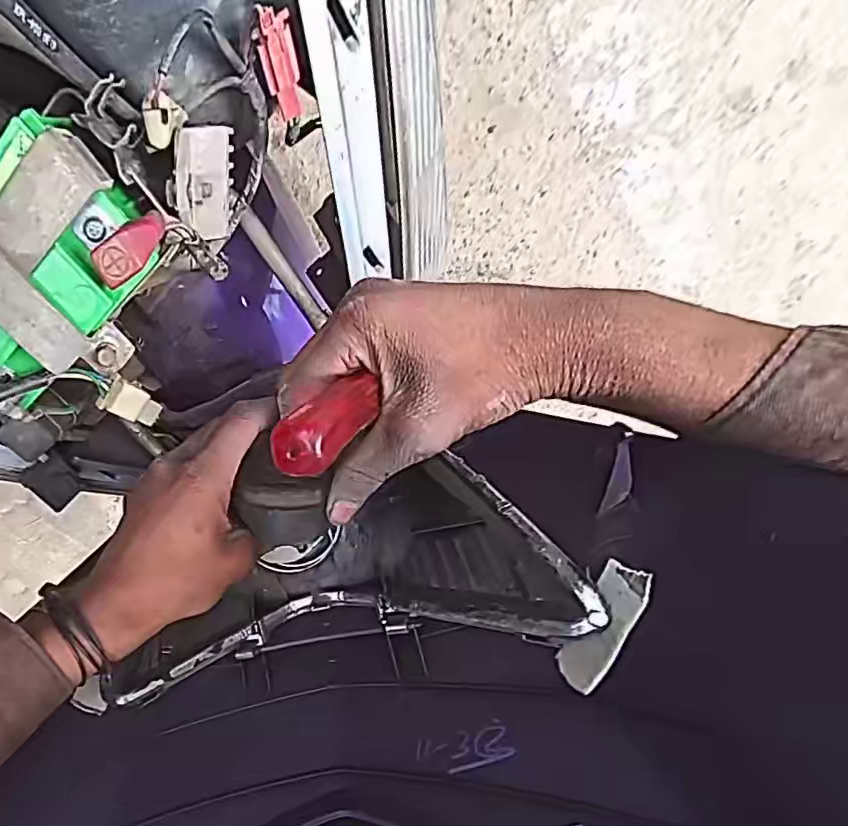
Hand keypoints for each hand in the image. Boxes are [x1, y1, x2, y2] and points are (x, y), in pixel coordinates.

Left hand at [42, 400, 273, 673]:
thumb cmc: (163, 585)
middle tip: (273, 436)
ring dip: (223, 445)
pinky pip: (179, 462)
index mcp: (200, 478)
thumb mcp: (232, 564)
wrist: (120, 599)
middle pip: (218, 425)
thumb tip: (259, 528)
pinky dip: (202, 465)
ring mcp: (155, 475)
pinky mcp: (145, 489)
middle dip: (248, 425)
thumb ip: (255, 536)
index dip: (267, 410)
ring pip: (196, 442)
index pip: (239, 422)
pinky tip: (215, 486)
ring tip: (248, 461)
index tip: (283, 411)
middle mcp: (173, 467)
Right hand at [277, 280, 788, 521]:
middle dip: (331, 419)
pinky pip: (361, 362)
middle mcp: (362, 305)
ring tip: (388, 420)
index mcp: (356, 319)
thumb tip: (338, 498)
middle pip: (314, 378)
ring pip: (337, 372)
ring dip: (352, 407)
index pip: (298, 384)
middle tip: (358, 442)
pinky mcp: (399, 320)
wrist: (548, 340)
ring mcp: (382, 308)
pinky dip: (370, 392)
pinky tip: (396, 405)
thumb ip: (363, 470)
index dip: (303, 430)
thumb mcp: (414, 431)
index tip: (316, 459)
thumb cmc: (496, 362)